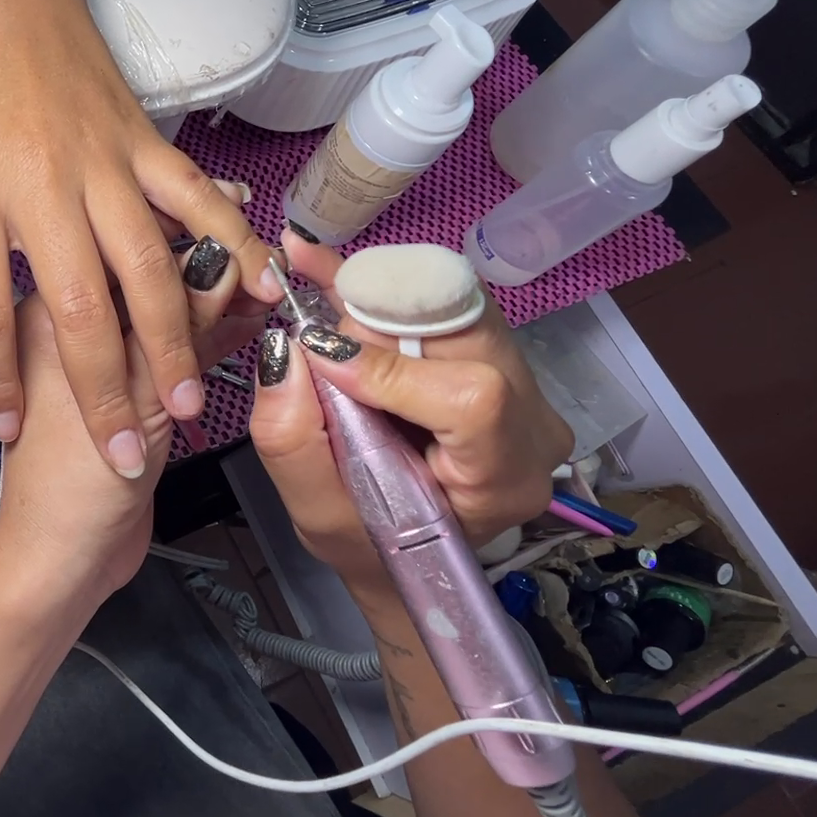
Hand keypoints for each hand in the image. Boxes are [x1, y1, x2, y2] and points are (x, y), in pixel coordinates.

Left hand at [0, 0, 280, 479]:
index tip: (8, 427)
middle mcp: (40, 186)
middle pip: (79, 308)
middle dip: (100, 392)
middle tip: (118, 455)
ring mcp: (102, 162)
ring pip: (148, 266)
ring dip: (171, 342)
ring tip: (185, 403)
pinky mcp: (142, 139)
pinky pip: (195, 198)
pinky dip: (232, 242)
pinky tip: (260, 287)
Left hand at [0, 236, 268, 609]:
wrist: (63, 559)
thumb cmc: (73, 480)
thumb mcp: (131, 396)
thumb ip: (173, 328)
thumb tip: (219, 260)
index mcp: (48, 312)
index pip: (118, 252)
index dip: (180, 232)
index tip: (234, 214)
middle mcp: (69, 324)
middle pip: (146, 276)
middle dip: (205, 260)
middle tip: (261, 244)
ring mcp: (99, 356)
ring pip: (163, 312)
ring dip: (215, 300)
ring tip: (268, 279)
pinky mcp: (127, 388)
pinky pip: (170, 349)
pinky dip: (209, 338)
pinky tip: (249, 321)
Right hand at [248, 230, 571, 593]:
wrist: (403, 550)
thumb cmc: (367, 545)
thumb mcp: (316, 513)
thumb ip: (292, 441)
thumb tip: (283, 351)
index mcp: (504, 477)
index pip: (473, 399)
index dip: (389, 369)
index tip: (317, 357)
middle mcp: (533, 421)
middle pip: (461, 331)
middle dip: (373, 322)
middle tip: (315, 337)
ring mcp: (521, 382)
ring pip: (448, 302)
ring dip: (371, 298)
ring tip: (315, 302)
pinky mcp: (493, 355)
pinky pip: (441, 298)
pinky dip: (378, 283)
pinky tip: (326, 266)